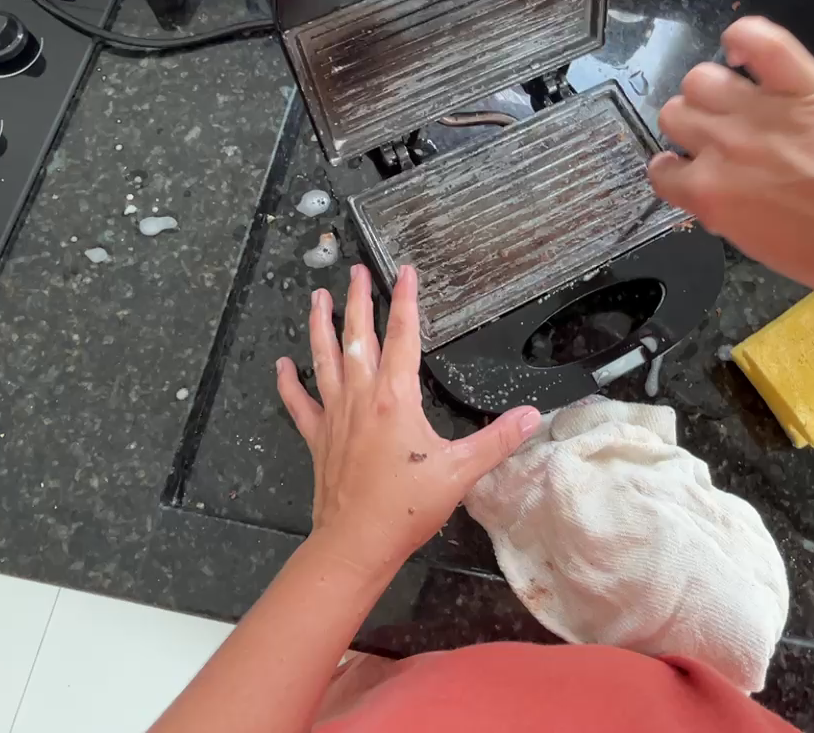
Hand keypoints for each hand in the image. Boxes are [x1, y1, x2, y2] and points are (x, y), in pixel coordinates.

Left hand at [276, 264, 540, 574]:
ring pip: (323, 359)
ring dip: (320, 325)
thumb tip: (532, 416)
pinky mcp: (317, 437)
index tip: (405, 271)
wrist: (355, 544)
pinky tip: (281, 364)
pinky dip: (288, 383)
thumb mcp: (460, 472)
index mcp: (395, 397)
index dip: (405, 300)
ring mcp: (334, 415)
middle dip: (357, 299)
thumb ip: (496, 440)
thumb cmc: (407, 507)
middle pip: (357, 337)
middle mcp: (361, 396)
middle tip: (355, 269)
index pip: (402, 336)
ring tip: (316, 295)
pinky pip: (299, 403)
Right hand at [648, 16, 813, 304]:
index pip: (661, 169)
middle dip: (692, 128)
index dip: (676, 170)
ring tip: (737, 100)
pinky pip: (756, 37)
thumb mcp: (753, 245)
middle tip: (722, 138)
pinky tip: (747, 54)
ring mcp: (761, 110)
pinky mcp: (801, 83)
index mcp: (708, 193)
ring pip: (699, 78)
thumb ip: (719, 208)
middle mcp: (722, 146)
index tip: (695, 171)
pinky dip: (744, 38)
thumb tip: (710, 188)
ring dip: (711, 91)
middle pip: (673, 114)